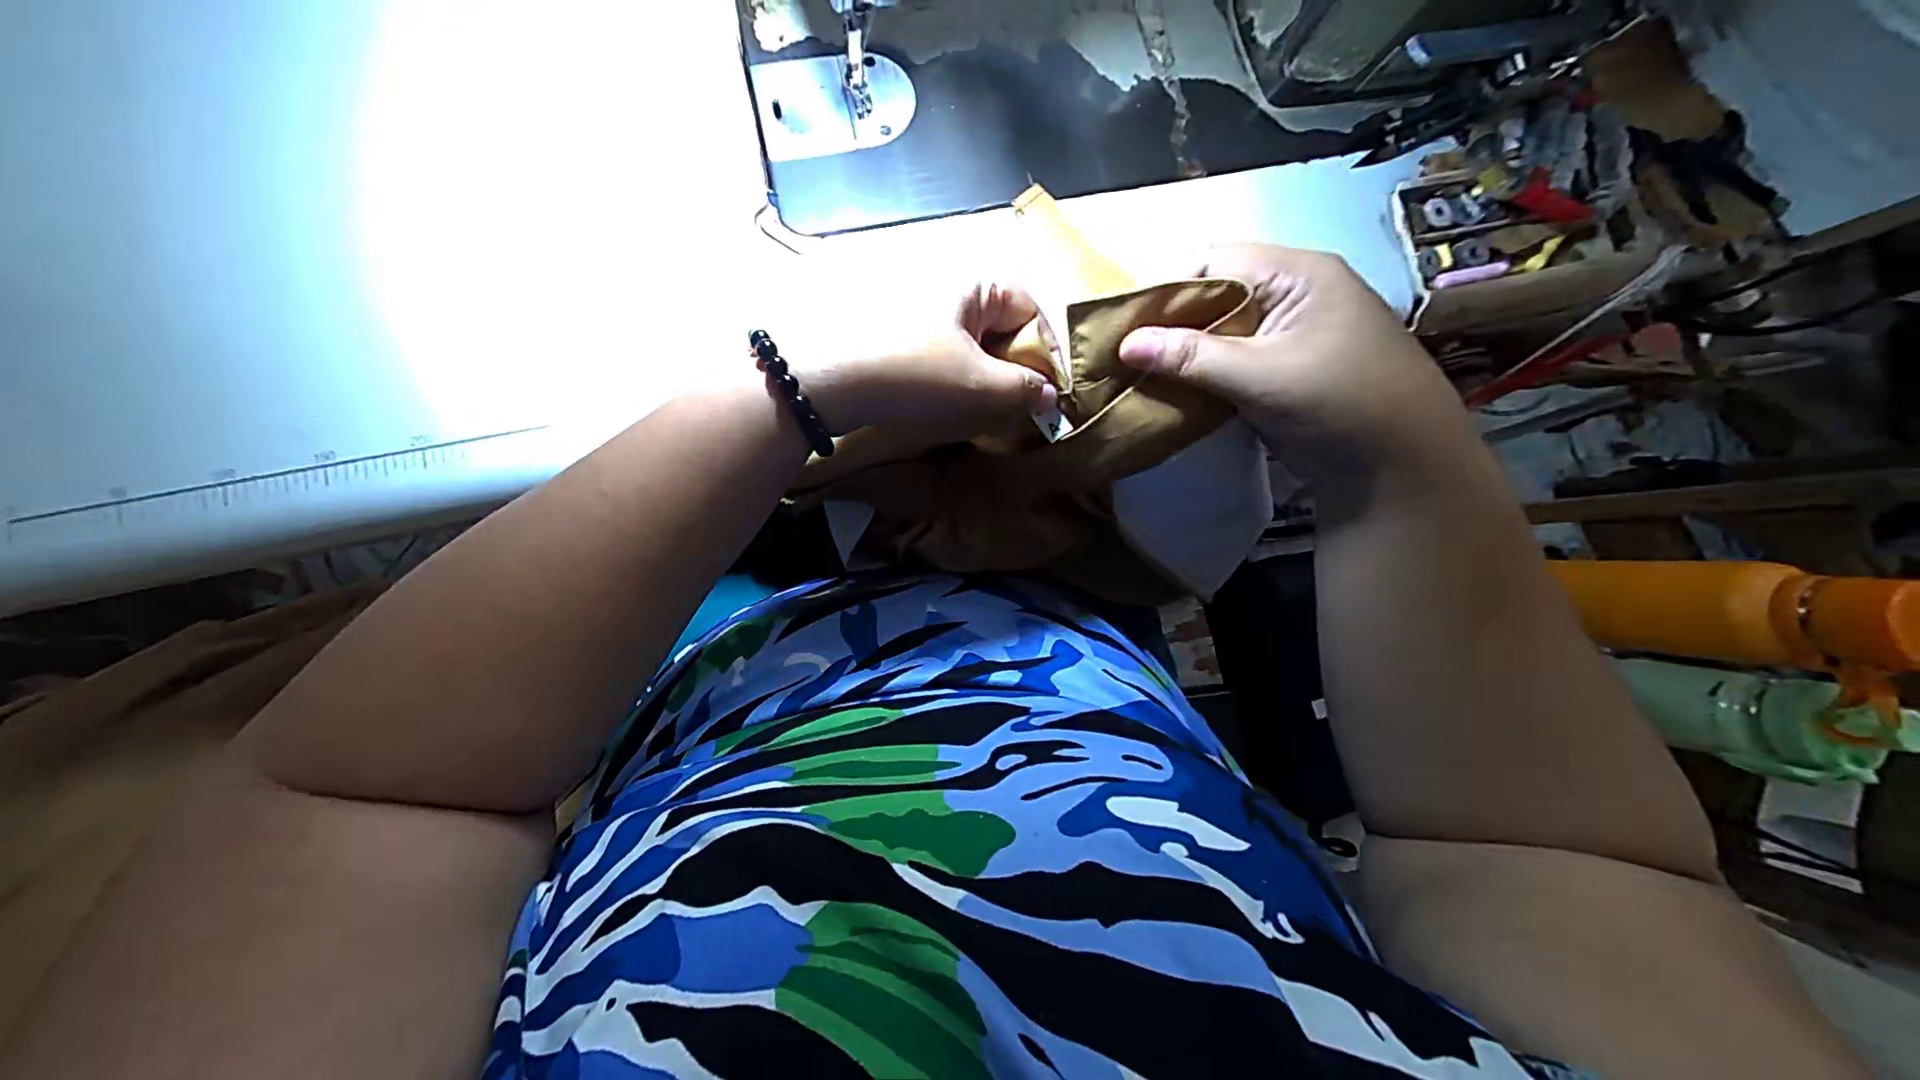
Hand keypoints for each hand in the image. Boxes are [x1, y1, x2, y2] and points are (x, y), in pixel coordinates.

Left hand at [803, 284, 1057, 433]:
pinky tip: (939, 402)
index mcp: (973, 284)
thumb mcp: (975, 384)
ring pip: (965, 343)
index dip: (1044, 353)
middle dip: (1009, 369)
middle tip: (1010, 408)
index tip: (1045, 395)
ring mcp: (912, 307)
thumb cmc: (909, 372)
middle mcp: (944, 285)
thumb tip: (1051, 398)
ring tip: (975, 410)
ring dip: (978, 378)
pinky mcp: (887, 331)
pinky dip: (946, 376)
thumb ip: (1023, 390)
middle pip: (997, 326)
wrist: (817, 379)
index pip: (1029, 310)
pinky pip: (934, 351)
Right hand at [1116, 244, 1471, 483]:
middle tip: (1125, 353)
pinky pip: (1230, 360)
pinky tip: (1171, 389)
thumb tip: (1125, 344)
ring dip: (1183, 352)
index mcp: (1298, 274)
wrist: (1400, 467)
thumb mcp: (1261, 375)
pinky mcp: (1282, 370)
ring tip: (1139, 372)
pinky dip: (1201, 373)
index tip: (1125, 326)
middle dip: (1170, 323)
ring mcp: (1288, 334)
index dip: (1167, 290)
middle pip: (1214, 295)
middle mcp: (1292, 294)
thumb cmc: (1339, 403)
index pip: (1215, 262)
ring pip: (1219, 331)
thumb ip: (1192, 356)